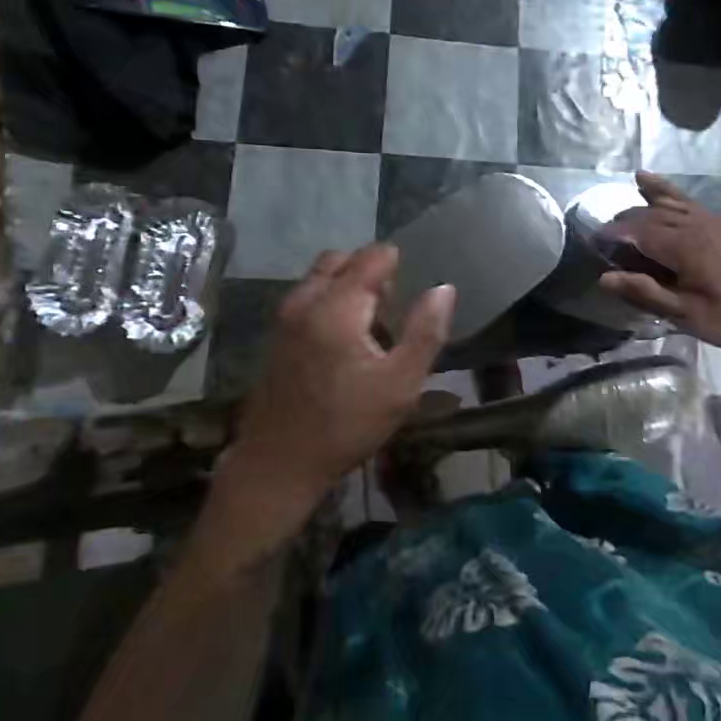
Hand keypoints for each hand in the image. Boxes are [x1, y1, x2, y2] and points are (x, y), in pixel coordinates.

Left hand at [225, 244, 455, 501]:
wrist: (278, 463)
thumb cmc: (346, 425)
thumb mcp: (400, 385)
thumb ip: (425, 332)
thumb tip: (444, 289)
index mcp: (336, 307)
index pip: (371, 257)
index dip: (396, 264)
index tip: (411, 293)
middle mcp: (305, 300)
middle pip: (341, 259)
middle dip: (369, 272)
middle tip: (391, 310)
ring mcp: (285, 316)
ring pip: (321, 276)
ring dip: (348, 286)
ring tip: (372, 327)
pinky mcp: (277, 334)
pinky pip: (308, 296)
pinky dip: (330, 301)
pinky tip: (345, 342)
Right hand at [599, 172, 720, 349]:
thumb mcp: (686, 314)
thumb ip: (645, 292)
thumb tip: (605, 278)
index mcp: (683, 246)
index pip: (636, 231)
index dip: (611, 235)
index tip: (591, 244)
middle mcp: (693, 225)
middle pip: (647, 215)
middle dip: (621, 223)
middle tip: (602, 240)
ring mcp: (708, 220)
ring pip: (665, 202)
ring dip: (638, 205)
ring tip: (618, 213)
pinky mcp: (718, 223)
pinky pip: (684, 199)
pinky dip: (663, 189)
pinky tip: (648, 182)